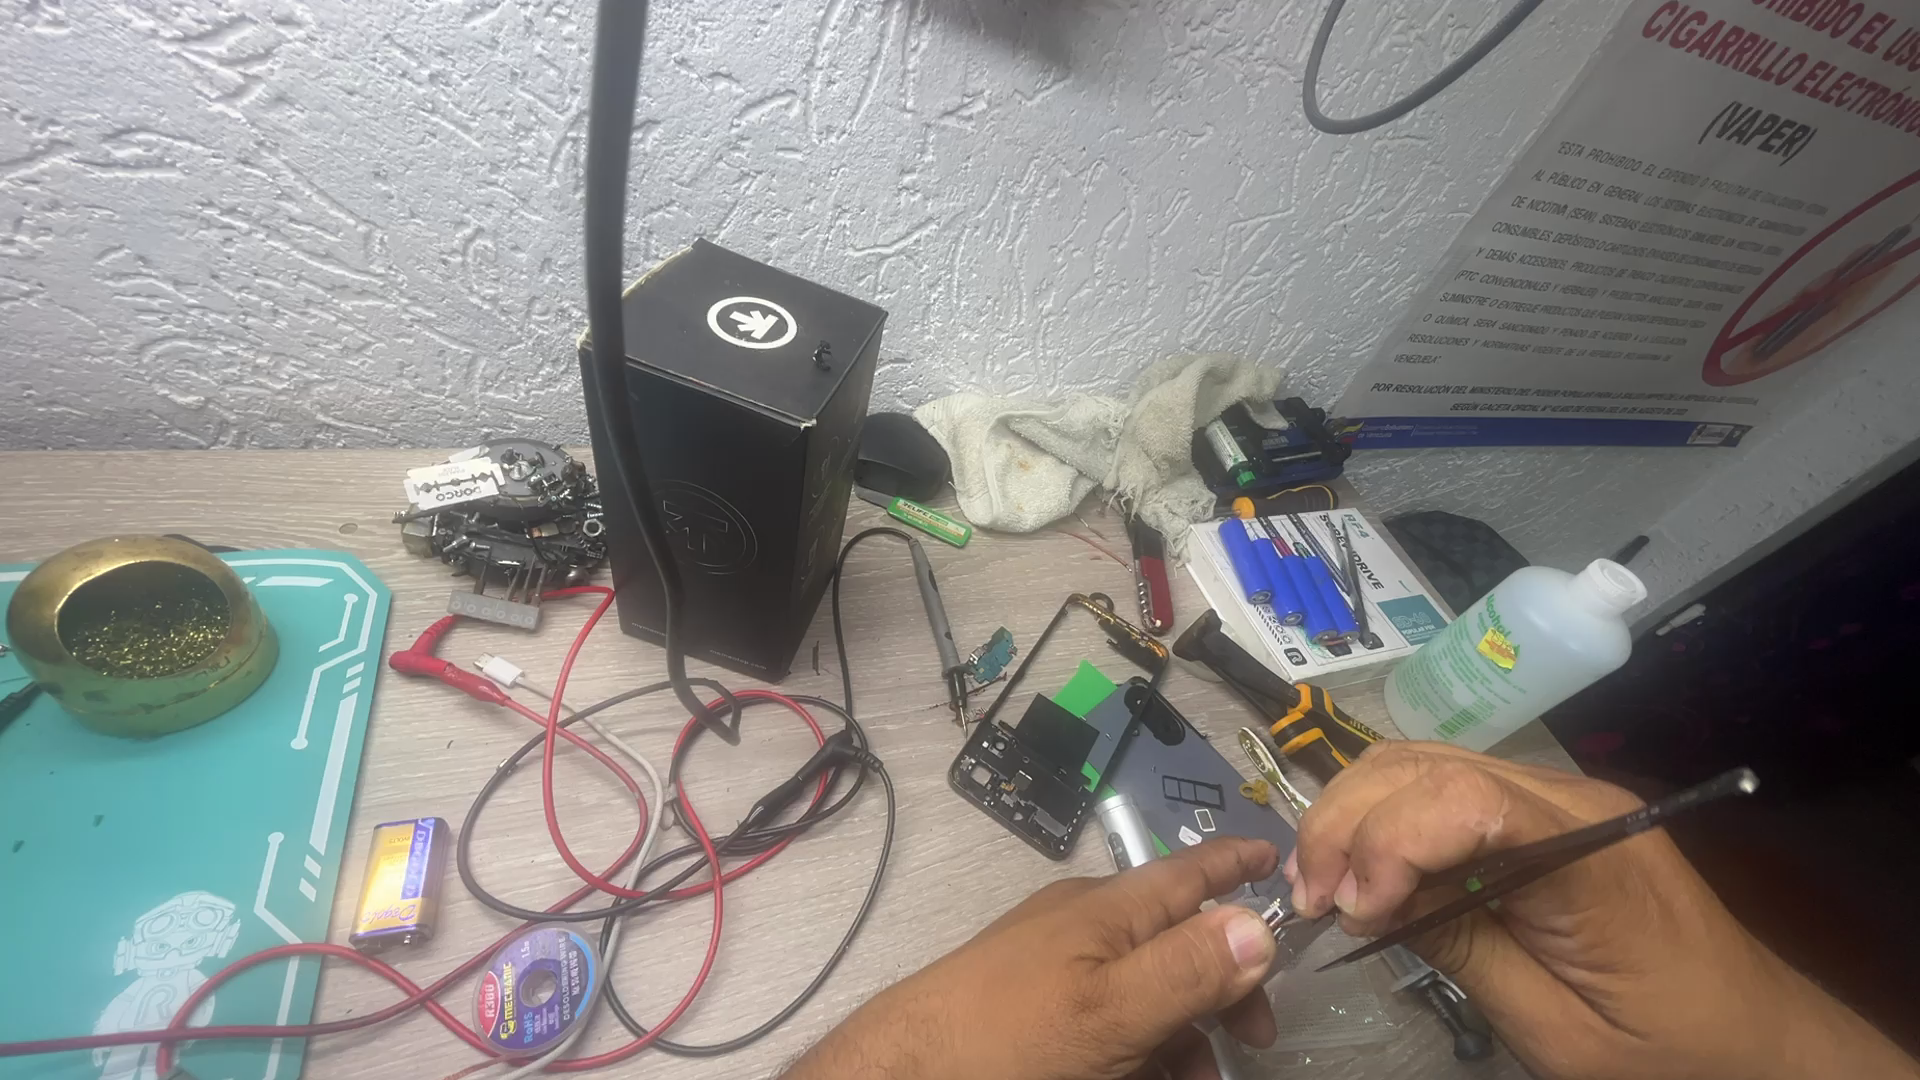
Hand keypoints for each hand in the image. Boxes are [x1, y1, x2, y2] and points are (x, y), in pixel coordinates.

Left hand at [782, 837, 1281, 1079]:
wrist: (916, 1062)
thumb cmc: (1017, 1034)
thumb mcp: (1112, 1012)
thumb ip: (1184, 969)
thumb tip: (1258, 926)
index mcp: (1110, 908)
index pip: (1187, 870)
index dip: (1233, 861)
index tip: (1275, 854)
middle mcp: (1089, 917)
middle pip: (1176, 933)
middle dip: (1223, 981)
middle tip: (1257, 1037)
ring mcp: (1062, 951)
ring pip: (1146, 976)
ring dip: (1184, 1024)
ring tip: (1196, 1078)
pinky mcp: (1041, 986)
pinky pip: (1110, 998)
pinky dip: (1141, 1033)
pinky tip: (1144, 1071)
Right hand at [1289, 741, 1919, 1079]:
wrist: (1760, 1041)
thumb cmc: (1670, 1052)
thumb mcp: (1560, 1031)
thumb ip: (1458, 946)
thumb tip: (1360, 899)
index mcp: (1591, 855)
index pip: (1464, 800)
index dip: (1388, 841)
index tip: (1352, 911)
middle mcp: (1560, 794)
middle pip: (1416, 768)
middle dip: (1344, 826)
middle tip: (1312, 898)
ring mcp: (1539, 786)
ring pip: (1404, 761)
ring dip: (1346, 815)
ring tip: (1322, 882)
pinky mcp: (1518, 797)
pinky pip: (1421, 779)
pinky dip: (1371, 813)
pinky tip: (1358, 862)